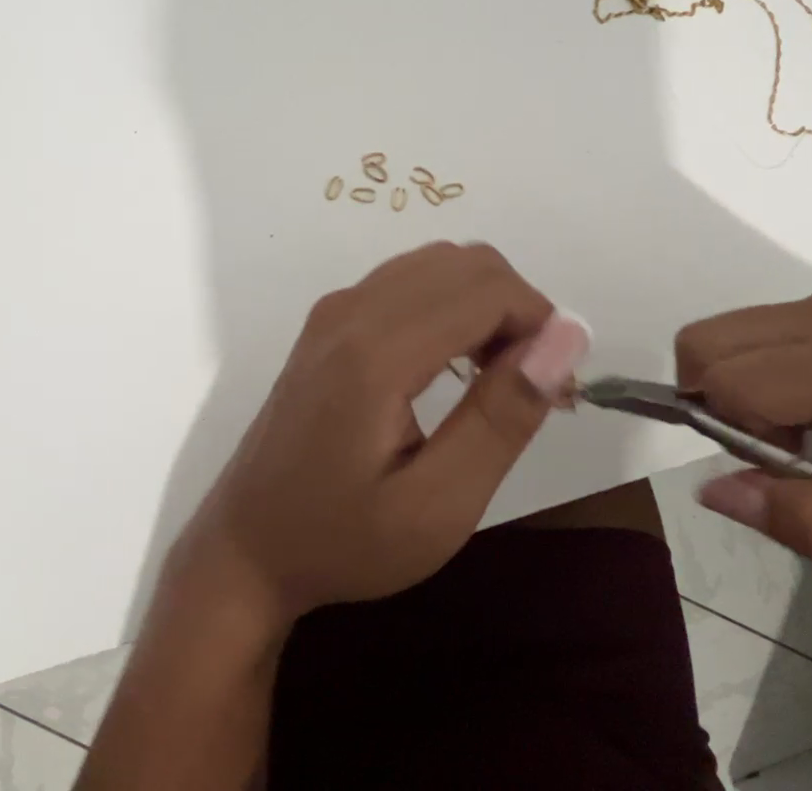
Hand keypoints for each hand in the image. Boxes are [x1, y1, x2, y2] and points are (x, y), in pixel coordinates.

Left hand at [166, 242, 590, 625]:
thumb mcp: (437, 506)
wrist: (246, 548)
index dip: (541, 325)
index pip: (487, 288)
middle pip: (467, 264)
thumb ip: (500, 418)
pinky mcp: (328, 323)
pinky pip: (409, 283)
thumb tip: (564, 338)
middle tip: (530, 389)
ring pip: (439, 265)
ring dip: (486, 307)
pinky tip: (452, 368)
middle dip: (517, 312)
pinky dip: (451, 307)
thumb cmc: (343, 542)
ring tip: (496, 382)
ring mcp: (333, 310)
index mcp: (375, 353)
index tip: (556, 391)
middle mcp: (351, 310)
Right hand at [675, 286, 811, 588]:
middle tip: (781, 449)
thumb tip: (710, 488)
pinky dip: (748, 372)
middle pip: (712, 346)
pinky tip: (802, 406)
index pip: (743, 383)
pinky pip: (743, 330)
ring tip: (794, 430)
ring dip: (732, 390)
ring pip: (718, 335)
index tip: (787, 469)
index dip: (739, 434)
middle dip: (723, 406)